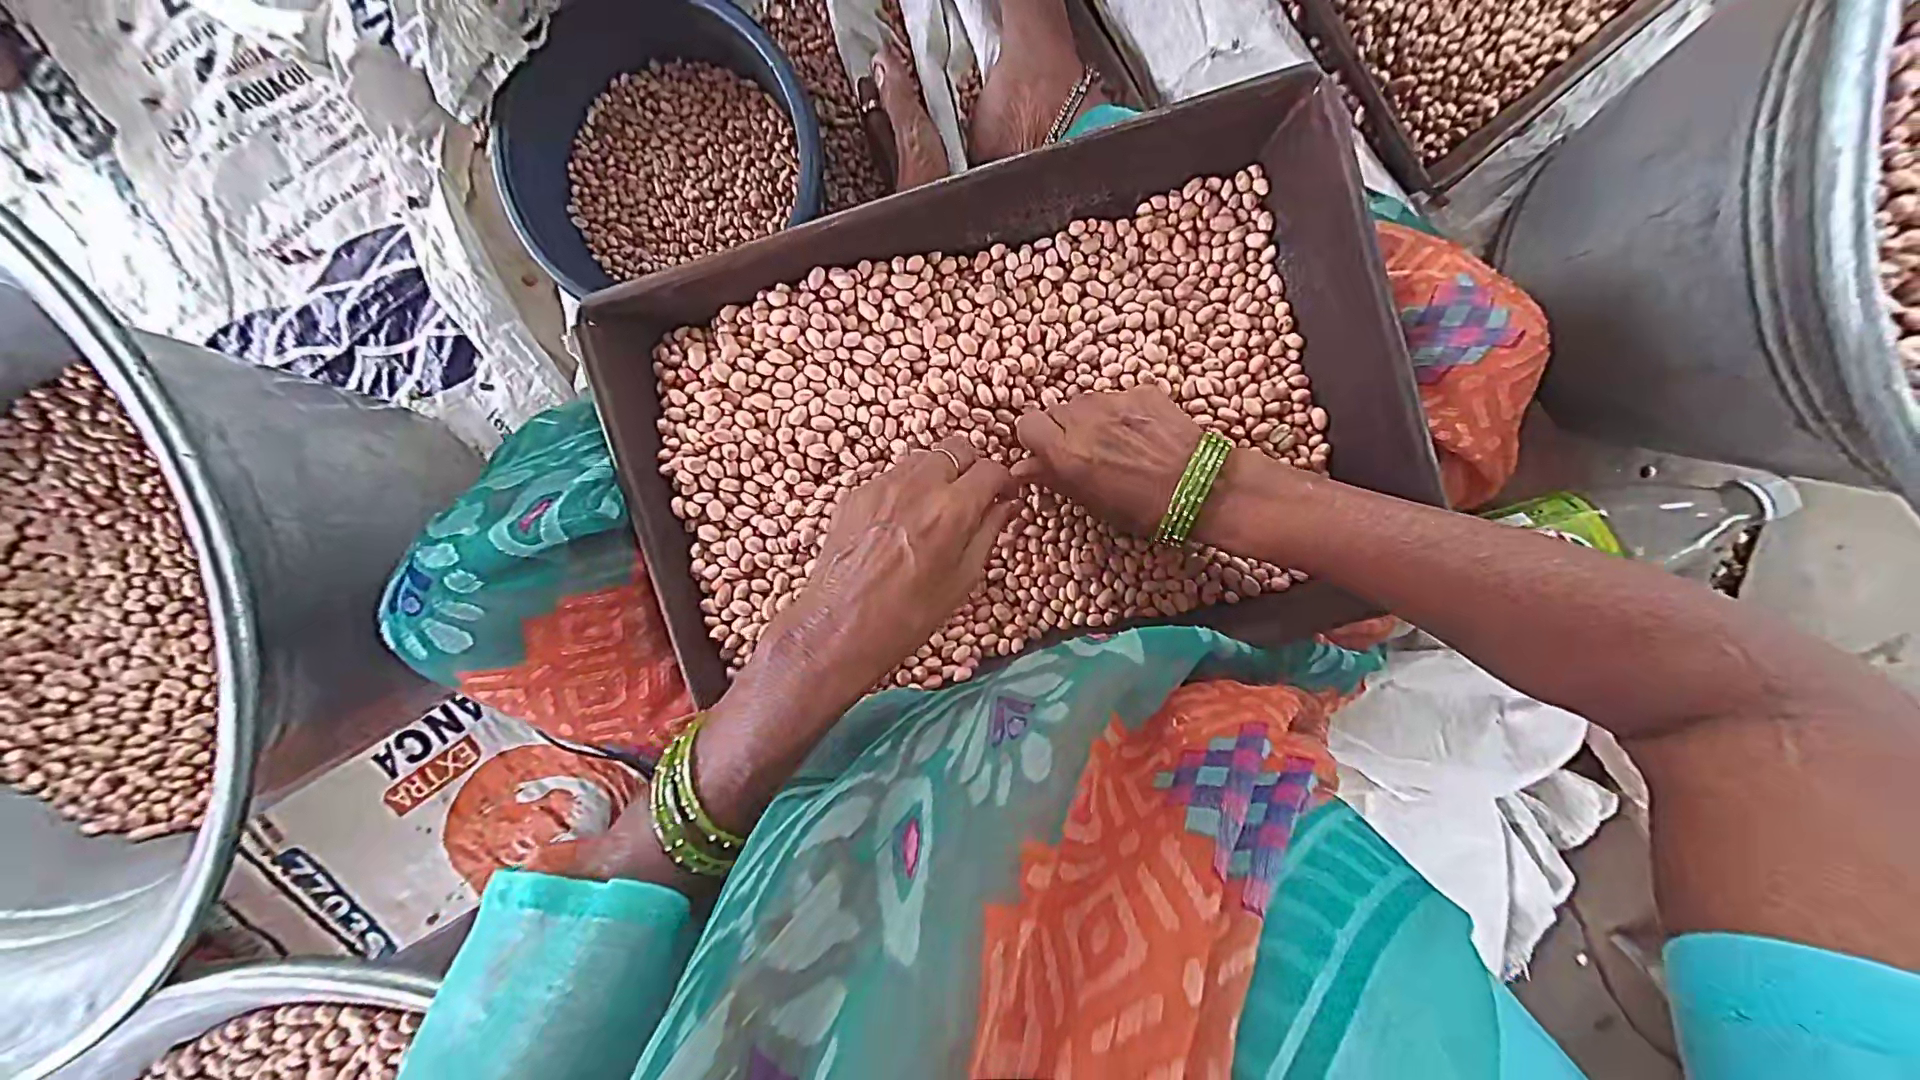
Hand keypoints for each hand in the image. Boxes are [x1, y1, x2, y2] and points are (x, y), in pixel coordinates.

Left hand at [756, 436, 1017, 701]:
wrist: (840, 627)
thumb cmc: (907, 615)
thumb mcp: (963, 579)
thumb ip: (988, 532)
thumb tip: (1004, 505)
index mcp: (952, 509)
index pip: (991, 469)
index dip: (1003, 481)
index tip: (1003, 494)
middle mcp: (918, 486)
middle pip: (957, 447)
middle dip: (971, 467)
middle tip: (971, 495)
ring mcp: (882, 485)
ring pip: (923, 457)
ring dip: (937, 473)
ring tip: (935, 508)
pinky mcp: (856, 493)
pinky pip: (891, 476)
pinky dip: (905, 488)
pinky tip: (902, 520)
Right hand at [1011, 387, 1205, 536]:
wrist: (1204, 488)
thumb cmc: (1146, 508)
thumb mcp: (1092, 501)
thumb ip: (1054, 477)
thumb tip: (1022, 468)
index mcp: (1067, 452)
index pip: (1027, 424)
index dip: (1035, 438)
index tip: (1046, 451)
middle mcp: (1085, 420)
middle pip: (1055, 410)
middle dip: (1063, 428)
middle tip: (1083, 451)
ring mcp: (1115, 401)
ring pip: (1085, 401)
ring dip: (1090, 418)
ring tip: (1115, 443)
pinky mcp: (1142, 391)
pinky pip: (1117, 397)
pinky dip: (1121, 412)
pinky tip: (1140, 434)